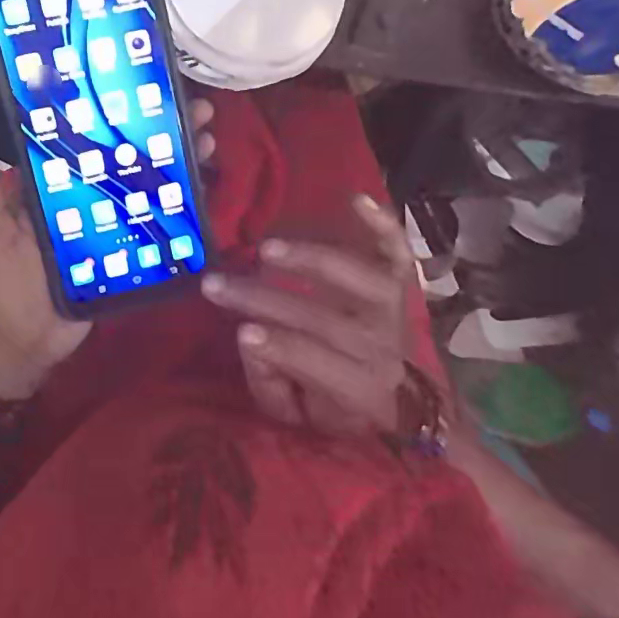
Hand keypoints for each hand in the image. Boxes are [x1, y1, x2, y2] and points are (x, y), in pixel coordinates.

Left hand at [0, 99, 217, 399]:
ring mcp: (108, 222)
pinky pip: (156, 221)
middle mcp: (81, 194)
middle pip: (125, 152)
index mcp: (47, 181)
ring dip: (178, 160)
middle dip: (160, 129)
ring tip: (209, 138)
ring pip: (147, 182)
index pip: (85, 133)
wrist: (25, 346)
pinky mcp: (127, 250)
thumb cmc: (1, 282)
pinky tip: (208, 186)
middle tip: (197, 107)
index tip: (143, 84)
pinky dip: (181, 204)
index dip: (113, 108)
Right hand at [200, 193, 415, 442]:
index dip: (281, 348)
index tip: (239, 330)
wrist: (402, 403)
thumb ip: (271, 384)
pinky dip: (381, 226)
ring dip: (313, 262)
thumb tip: (247, 335)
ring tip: (267, 250)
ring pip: (361, 280)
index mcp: (361, 388)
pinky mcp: (400, 284)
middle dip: (265, 300)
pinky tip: (354, 199)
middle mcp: (384, 345)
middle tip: (216, 284)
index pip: (319, 363)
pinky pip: (396, 252)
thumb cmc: (337, 411)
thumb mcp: (297, 418)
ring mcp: (394, 309)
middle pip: (324, 319)